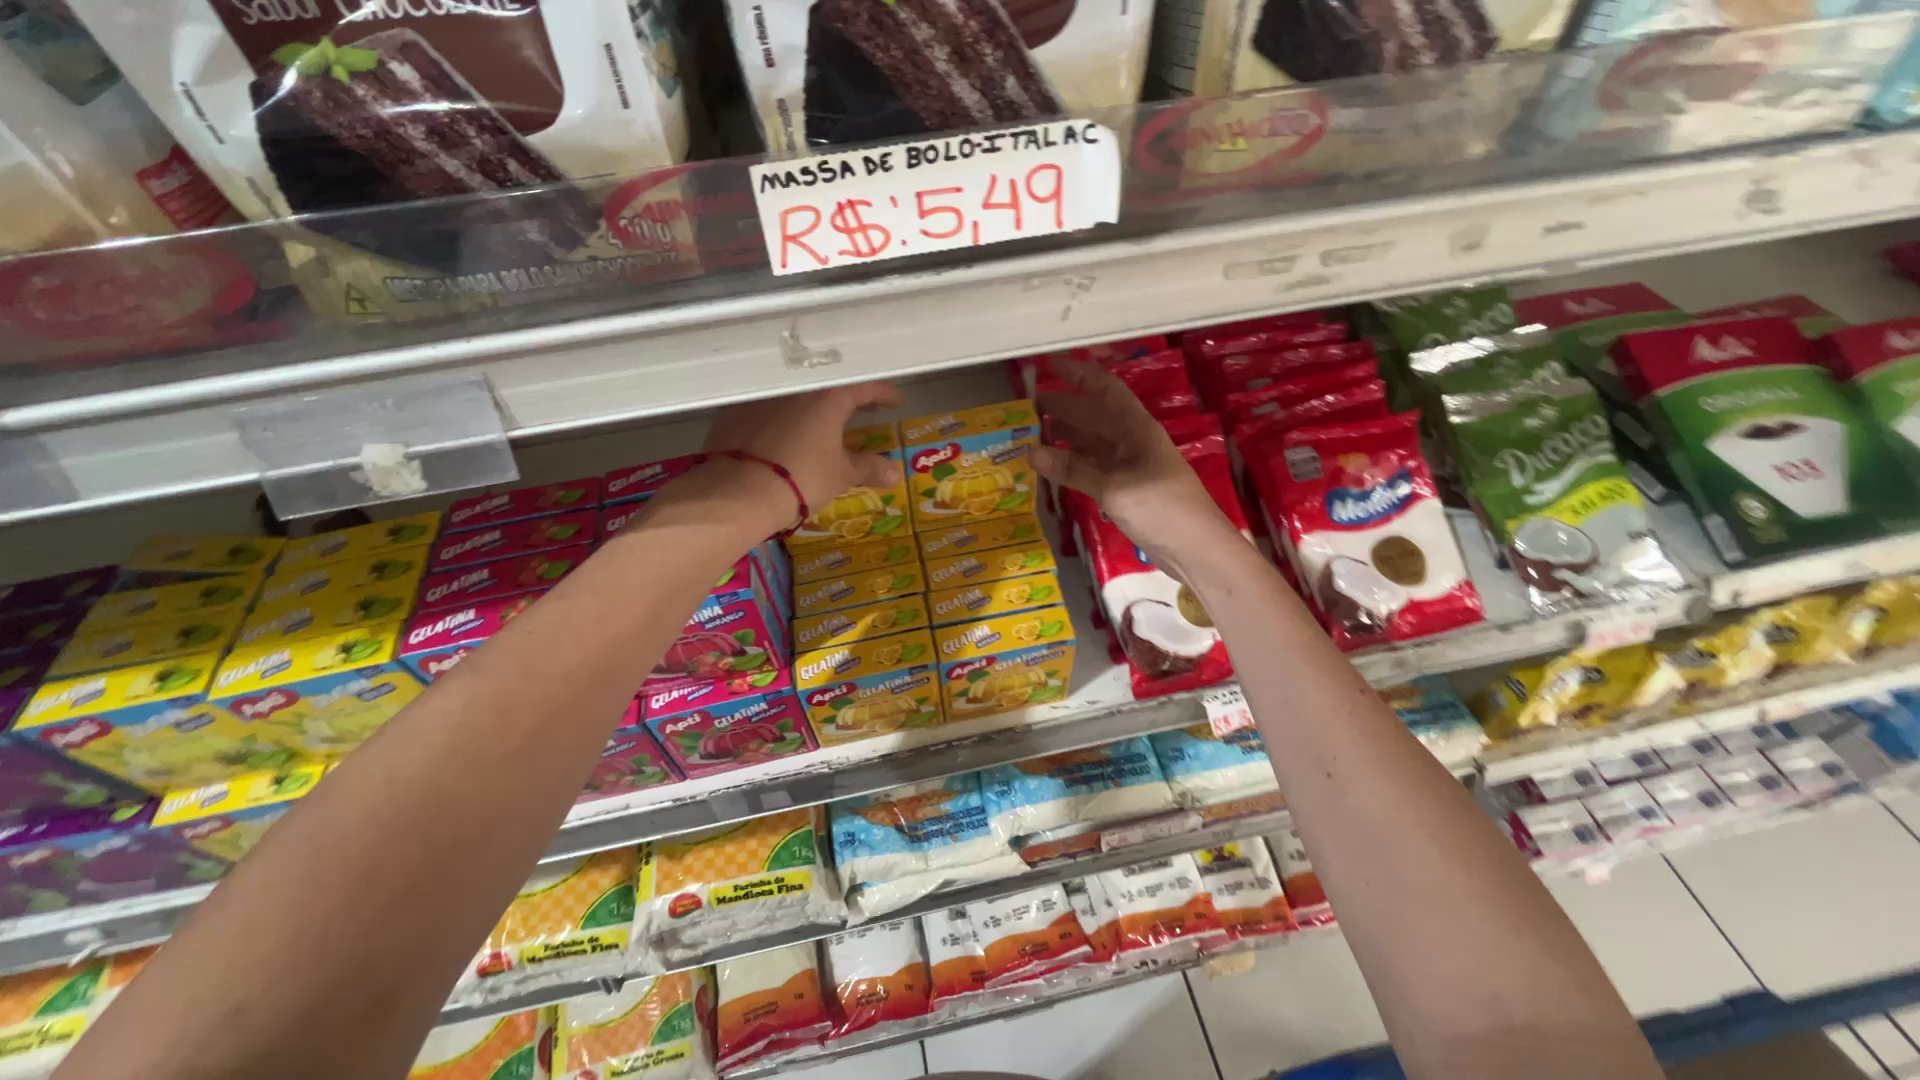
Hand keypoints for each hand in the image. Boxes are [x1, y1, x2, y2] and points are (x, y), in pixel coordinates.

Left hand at [702, 381, 902, 522]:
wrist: (737, 492)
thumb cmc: (801, 478)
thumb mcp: (841, 476)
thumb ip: (869, 468)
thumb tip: (895, 472)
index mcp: (828, 396)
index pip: (864, 386)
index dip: (882, 394)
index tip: (893, 401)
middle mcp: (796, 386)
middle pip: (829, 385)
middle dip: (848, 397)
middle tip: (863, 409)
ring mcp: (762, 395)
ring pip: (796, 394)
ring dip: (812, 405)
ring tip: (823, 422)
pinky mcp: (735, 409)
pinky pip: (767, 406)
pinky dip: (782, 415)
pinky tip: (784, 431)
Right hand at [1032, 360, 1238, 569]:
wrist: (1196, 548)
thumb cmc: (1162, 509)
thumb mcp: (1114, 488)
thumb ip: (1073, 470)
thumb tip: (1030, 453)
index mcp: (1136, 428)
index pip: (1104, 389)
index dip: (1077, 373)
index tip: (1047, 366)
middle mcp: (1132, 441)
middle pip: (1095, 415)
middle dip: (1064, 406)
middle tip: (1029, 407)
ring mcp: (1130, 467)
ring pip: (1093, 443)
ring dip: (1067, 436)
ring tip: (1034, 434)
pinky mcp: (1127, 490)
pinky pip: (1095, 468)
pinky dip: (1074, 465)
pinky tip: (1054, 467)